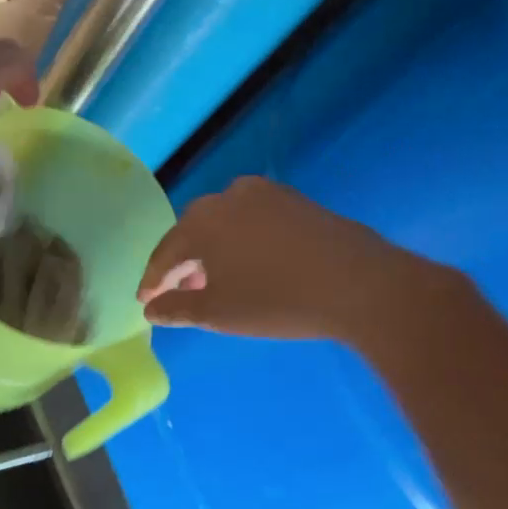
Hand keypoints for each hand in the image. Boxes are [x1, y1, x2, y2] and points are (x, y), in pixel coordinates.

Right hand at [139, 176, 461, 341]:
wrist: (360, 285)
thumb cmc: (274, 300)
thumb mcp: (215, 313)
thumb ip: (175, 309)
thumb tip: (151, 308)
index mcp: (201, 221)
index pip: (164, 252)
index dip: (153, 280)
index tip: (146, 301)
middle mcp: (229, 198)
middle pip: (193, 232)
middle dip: (183, 262)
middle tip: (179, 291)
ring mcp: (269, 196)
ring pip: (226, 224)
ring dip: (214, 251)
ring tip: (216, 281)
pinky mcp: (300, 204)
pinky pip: (254, 222)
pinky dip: (243, 243)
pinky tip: (250, 268)